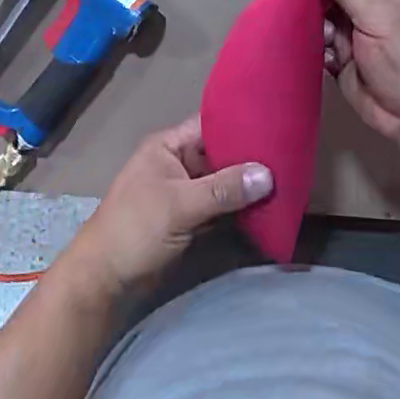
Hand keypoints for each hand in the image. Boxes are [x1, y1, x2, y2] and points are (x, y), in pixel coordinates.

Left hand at [54, 115, 271, 300]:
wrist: (107, 275)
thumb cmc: (136, 228)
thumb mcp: (180, 205)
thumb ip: (223, 189)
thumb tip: (268, 174)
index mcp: (168, 146)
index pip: (209, 125)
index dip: (240, 123)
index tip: (278, 123)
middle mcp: (178, 163)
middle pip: (220, 153)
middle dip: (251, 157)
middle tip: (293, 156)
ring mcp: (184, 191)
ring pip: (223, 181)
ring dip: (248, 185)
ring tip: (289, 180)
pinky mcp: (190, 216)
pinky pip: (221, 204)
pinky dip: (240, 206)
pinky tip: (270, 205)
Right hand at [313, 0, 399, 151]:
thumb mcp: (380, 15)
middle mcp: (371, 8)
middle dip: (315, 0)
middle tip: (306, 12)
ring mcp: (356, 34)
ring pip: (320, 18)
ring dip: (314, 26)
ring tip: (324, 40)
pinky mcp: (342, 59)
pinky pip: (319, 44)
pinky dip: (315, 48)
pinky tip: (320, 55)